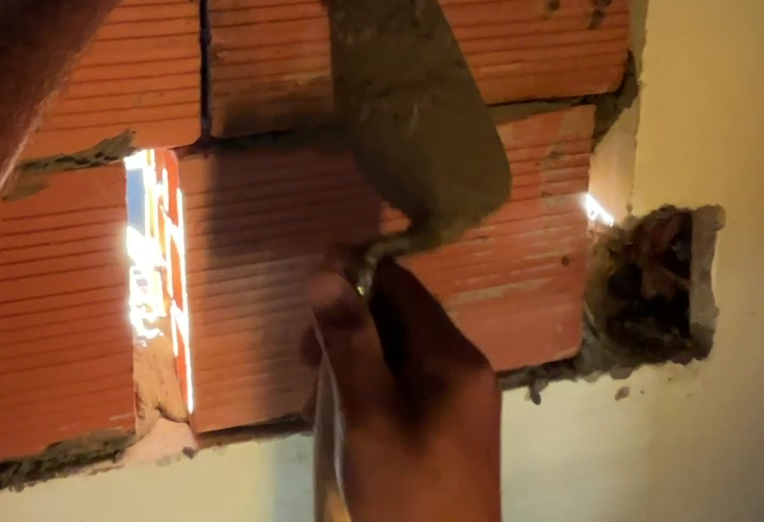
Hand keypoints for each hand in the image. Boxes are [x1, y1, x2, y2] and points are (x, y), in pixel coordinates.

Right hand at [304, 257, 501, 521]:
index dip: (353, 274)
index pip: (400, 284)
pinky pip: (394, 384)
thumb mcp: (369, 414)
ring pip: (388, 350)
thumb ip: (348, 339)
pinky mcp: (438, 426)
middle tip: (303, 356)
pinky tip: (332, 417)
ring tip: (313, 398)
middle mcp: (459, 368)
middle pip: (393, 315)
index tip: (307, 289)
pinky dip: (360, 388)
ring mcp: (451, 400)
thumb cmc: (406, 493)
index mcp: (453, 357)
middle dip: (343, 325)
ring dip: (345, 360)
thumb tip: (325, 269)